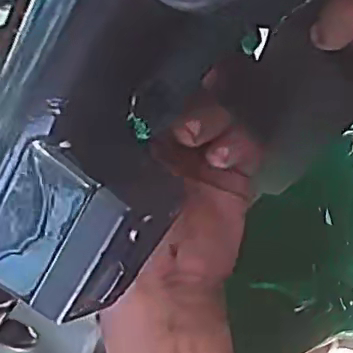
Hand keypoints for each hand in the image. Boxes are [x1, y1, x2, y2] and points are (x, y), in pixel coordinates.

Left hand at [116, 66, 262, 313]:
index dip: (159, 78)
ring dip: (213, 116)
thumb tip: (126, 91)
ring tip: (197, 137)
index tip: (163, 71)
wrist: (165, 281)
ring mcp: (202, 157)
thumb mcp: (106, 177)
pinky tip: (222, 156)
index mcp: (126, 136)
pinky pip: (246, 143)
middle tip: (183, 110)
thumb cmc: (123, 236)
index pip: (147, 91)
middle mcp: (165, 141)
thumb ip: (116, 134)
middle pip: (191, 94)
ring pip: (220, 112)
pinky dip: (240, 142)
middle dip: (192, 93)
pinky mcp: (233, 175)